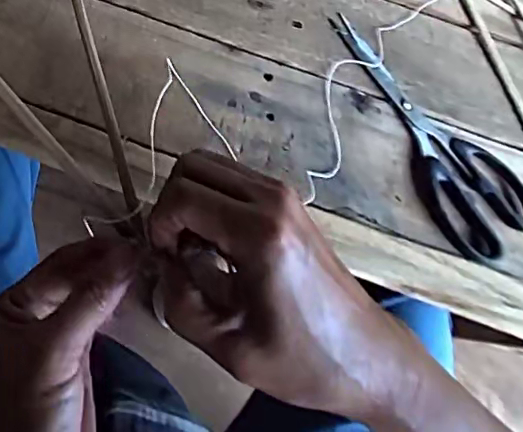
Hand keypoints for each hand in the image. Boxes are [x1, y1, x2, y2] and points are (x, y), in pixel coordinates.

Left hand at [0, 237, 138, 431]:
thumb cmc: (32, 409)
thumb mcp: (56, 351)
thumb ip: (90, 300)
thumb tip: (129, 251)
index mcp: (15, 304)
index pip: (62, 263)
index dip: (98, 251)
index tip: (136, 243)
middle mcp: (34, 311)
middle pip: (77, 274)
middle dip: (109, 261)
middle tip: (146, 251)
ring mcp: (57, 331)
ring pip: (91, 291)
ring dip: (116, 278)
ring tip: (145, 264)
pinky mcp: (78, 351)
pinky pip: (100, 312)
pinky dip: (117, 299)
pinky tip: (134, 289)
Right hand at [146, 151, 434, 425]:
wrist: (363, 352)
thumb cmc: (301, 359)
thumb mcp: (228, 348)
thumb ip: (179, 301)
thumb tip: (159, 261)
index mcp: (259, 232)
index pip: (183, 194)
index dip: (159, 225)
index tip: (165, 260)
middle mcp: (271, 196)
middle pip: (193, 163)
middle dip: (171, 204)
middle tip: (177, 251)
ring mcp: (281, 190)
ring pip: (211, 163)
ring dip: (191, 198)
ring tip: (197, 248)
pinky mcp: (285, 196)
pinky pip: (232, 176)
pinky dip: (211, 197)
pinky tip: (219, 241)